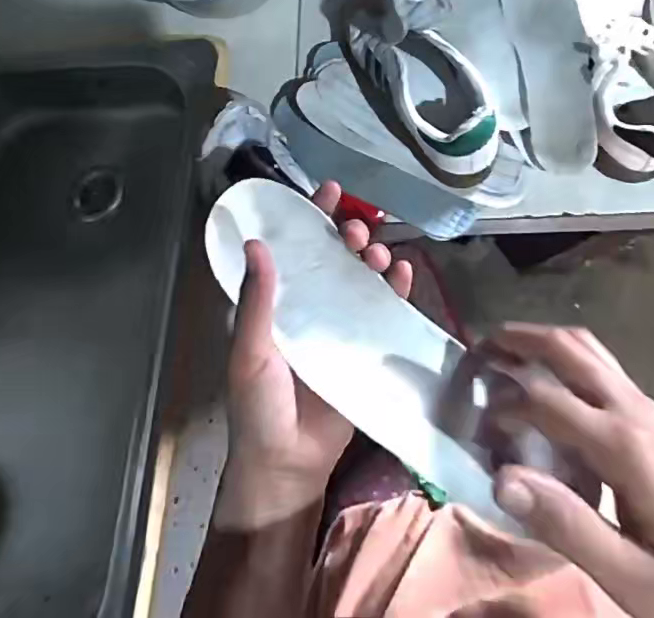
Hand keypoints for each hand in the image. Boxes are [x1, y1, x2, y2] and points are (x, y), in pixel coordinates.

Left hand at [214, 180, 412, 529]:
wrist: (289, 464)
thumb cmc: (259, 406)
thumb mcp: (249, 351)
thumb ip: (256, 303)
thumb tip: (256, 244)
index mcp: (279, 300)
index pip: (295, 247)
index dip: (311, 216)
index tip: (330, 190)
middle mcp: (311, 304)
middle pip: (334, 255)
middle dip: (347, 234)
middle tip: (356, 230)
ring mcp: (340, 324)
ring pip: (361, 277)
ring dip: (372, 258)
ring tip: (377, 253)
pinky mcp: (365, 345)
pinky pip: (384, 309)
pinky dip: (396, 288)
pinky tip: (403, 274)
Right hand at [486, 324, 653, 617]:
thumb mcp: (634, 582)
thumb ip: (565, 525)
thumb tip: (500, 476)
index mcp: (624, 446)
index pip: (544, 399)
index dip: (501, 402)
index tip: (473, 421)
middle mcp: (635, 412)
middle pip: (570, 349)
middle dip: (520, 339)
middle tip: (478, 348)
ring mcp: (651, 413)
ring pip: (590, 350)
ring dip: (544, 341)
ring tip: (505, 350)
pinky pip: (604, 370)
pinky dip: (568, 359)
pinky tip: (553, 383)